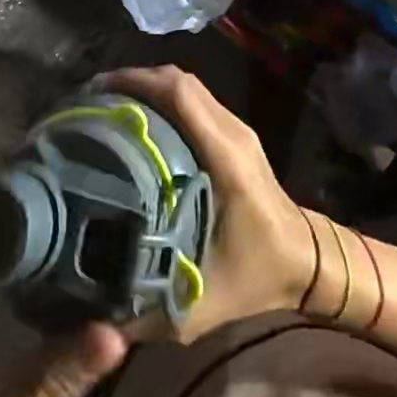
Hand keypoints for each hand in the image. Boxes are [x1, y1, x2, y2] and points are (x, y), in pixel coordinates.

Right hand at [94, 67, 315, 341]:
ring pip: (187, 87)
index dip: (136, 82)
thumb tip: (91, 315)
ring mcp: (236, 129)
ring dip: (147, 88)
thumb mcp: (199, 305)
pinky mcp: (235, 134)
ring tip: (106, 107)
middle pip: (179, 81)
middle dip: (132, 81)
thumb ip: (146, 312)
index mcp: (226, 158)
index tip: (94, 93)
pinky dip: (163, 100)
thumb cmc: (257, 276)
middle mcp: (232, 132)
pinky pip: (194, 101)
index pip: (180, 95)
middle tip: (89, 101)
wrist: (306, 261)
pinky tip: (137, 122)